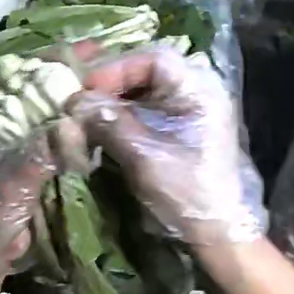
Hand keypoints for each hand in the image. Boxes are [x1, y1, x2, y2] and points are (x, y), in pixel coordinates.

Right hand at [70, 48, 264, 245]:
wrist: (219, 234)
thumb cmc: (187, 191)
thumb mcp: (143, 155)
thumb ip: (109, 122)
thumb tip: (74, 101)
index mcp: (198, 90)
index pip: (152, 59)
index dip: (115, 69)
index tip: (85, 90)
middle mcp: (198, 93)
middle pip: (147, 72)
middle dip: (112, 86)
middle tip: (81, 104)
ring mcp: (192, 112)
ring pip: (146, 92)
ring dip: (115, 103)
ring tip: (88, 119)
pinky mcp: (184, 132)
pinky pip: (150, 112)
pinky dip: (125, 118)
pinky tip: (105, 132)